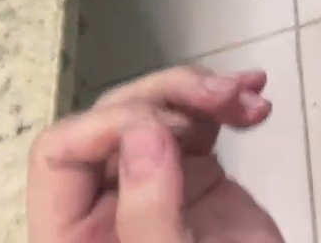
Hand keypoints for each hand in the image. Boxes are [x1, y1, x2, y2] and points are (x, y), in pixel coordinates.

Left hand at [27, 65, 285, 242]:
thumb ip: (148, 213)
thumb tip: (145, 130)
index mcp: (73, 238)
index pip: (61, 153)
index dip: (111, 124)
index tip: (173, 128)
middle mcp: (104, 206)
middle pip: (114, 116)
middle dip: (172, 95)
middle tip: (227, 95)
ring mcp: (152, 188)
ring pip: (159, 108)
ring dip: (206, 92)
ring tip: (252, 97)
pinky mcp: (197, 177)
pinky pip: (200, 120)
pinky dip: (229, 102)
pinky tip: (258, 107)